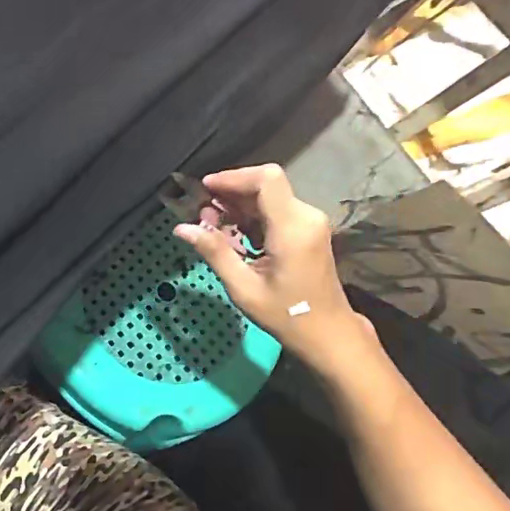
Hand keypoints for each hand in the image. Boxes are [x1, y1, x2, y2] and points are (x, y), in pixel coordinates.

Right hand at [172, 164, 376, 378]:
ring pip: (270, 197)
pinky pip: (278, 211)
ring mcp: (311, 222)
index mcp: (292, 227)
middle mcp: (305, 216)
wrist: (328, 333)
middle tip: (204, 216)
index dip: (234, 177)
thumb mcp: (244, 288)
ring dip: (241, 206)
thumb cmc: (286, 315)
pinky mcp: (309, 230)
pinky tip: (236, 235)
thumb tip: (181, 228)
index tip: (207, 190)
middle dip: (232, 194)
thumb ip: (215, 252)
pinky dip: (254, 217)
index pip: (266, 179)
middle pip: (265, 185)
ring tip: (214, 227)